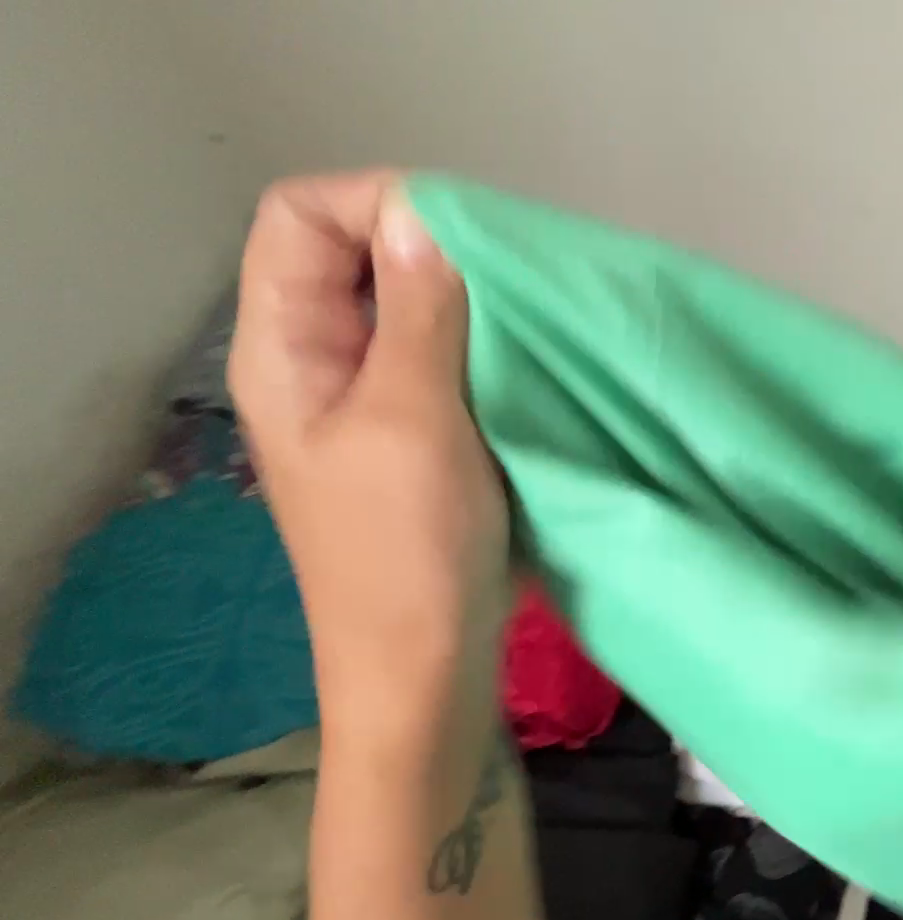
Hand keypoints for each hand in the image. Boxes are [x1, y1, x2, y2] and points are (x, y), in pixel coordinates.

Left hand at [230, 171, 508, 745]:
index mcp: (288, 348)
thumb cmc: (409, 546)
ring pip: (417, 311)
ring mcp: (380, 400)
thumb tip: (424, 219)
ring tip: (539, 313)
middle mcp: (326, 361)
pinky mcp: (432, 433)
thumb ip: (417, 319)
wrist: (431, 656)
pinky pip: (456, 360)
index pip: (303, 219)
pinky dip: (495, 347)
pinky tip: (539, 359)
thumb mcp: (410, 422)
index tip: (470, 236)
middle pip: (360, 258)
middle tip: (520, 274)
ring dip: (475, 301)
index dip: (378, 204)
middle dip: (438, 247)